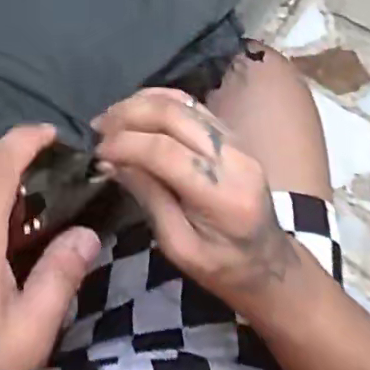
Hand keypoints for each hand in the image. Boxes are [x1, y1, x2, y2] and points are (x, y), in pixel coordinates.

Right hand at [94, 88, 313, 322]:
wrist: (272, 267)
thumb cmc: (222, 268)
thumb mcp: (178, 247)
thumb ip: (148, 198)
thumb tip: (111, 161)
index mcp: (224, 196)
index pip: (164, 151)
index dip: (124, 144)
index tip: (97, 153)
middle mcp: (235, 159)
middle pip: (172, 114)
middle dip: (125, 115)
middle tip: (97, 130)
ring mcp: (236, 142)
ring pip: (179, 102)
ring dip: (136, 104)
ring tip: (109, 120)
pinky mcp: (230, 135)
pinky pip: (188, 104)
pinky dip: (155, 100)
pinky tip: (133, 111)